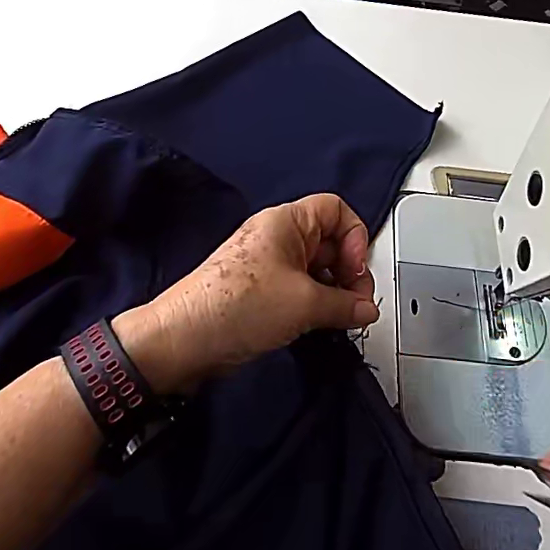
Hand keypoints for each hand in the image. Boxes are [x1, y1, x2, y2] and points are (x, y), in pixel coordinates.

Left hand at [112, 194, 378, 394]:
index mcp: (284, 222)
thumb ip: (346, 304)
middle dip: (348, 272)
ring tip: (334, 319)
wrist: (184, 339)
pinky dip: (312, 307)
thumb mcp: (305, 302)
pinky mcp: (258, 293)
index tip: (356, 273)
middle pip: (330, 242)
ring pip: (315, 271)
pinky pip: (298, 292)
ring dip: (331, 294)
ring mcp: (266, 267)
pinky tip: (315, 326)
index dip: (356, 238)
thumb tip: (365, 309)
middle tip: (353, 303)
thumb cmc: (231, 306)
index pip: (336, 210)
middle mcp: (274, 239)